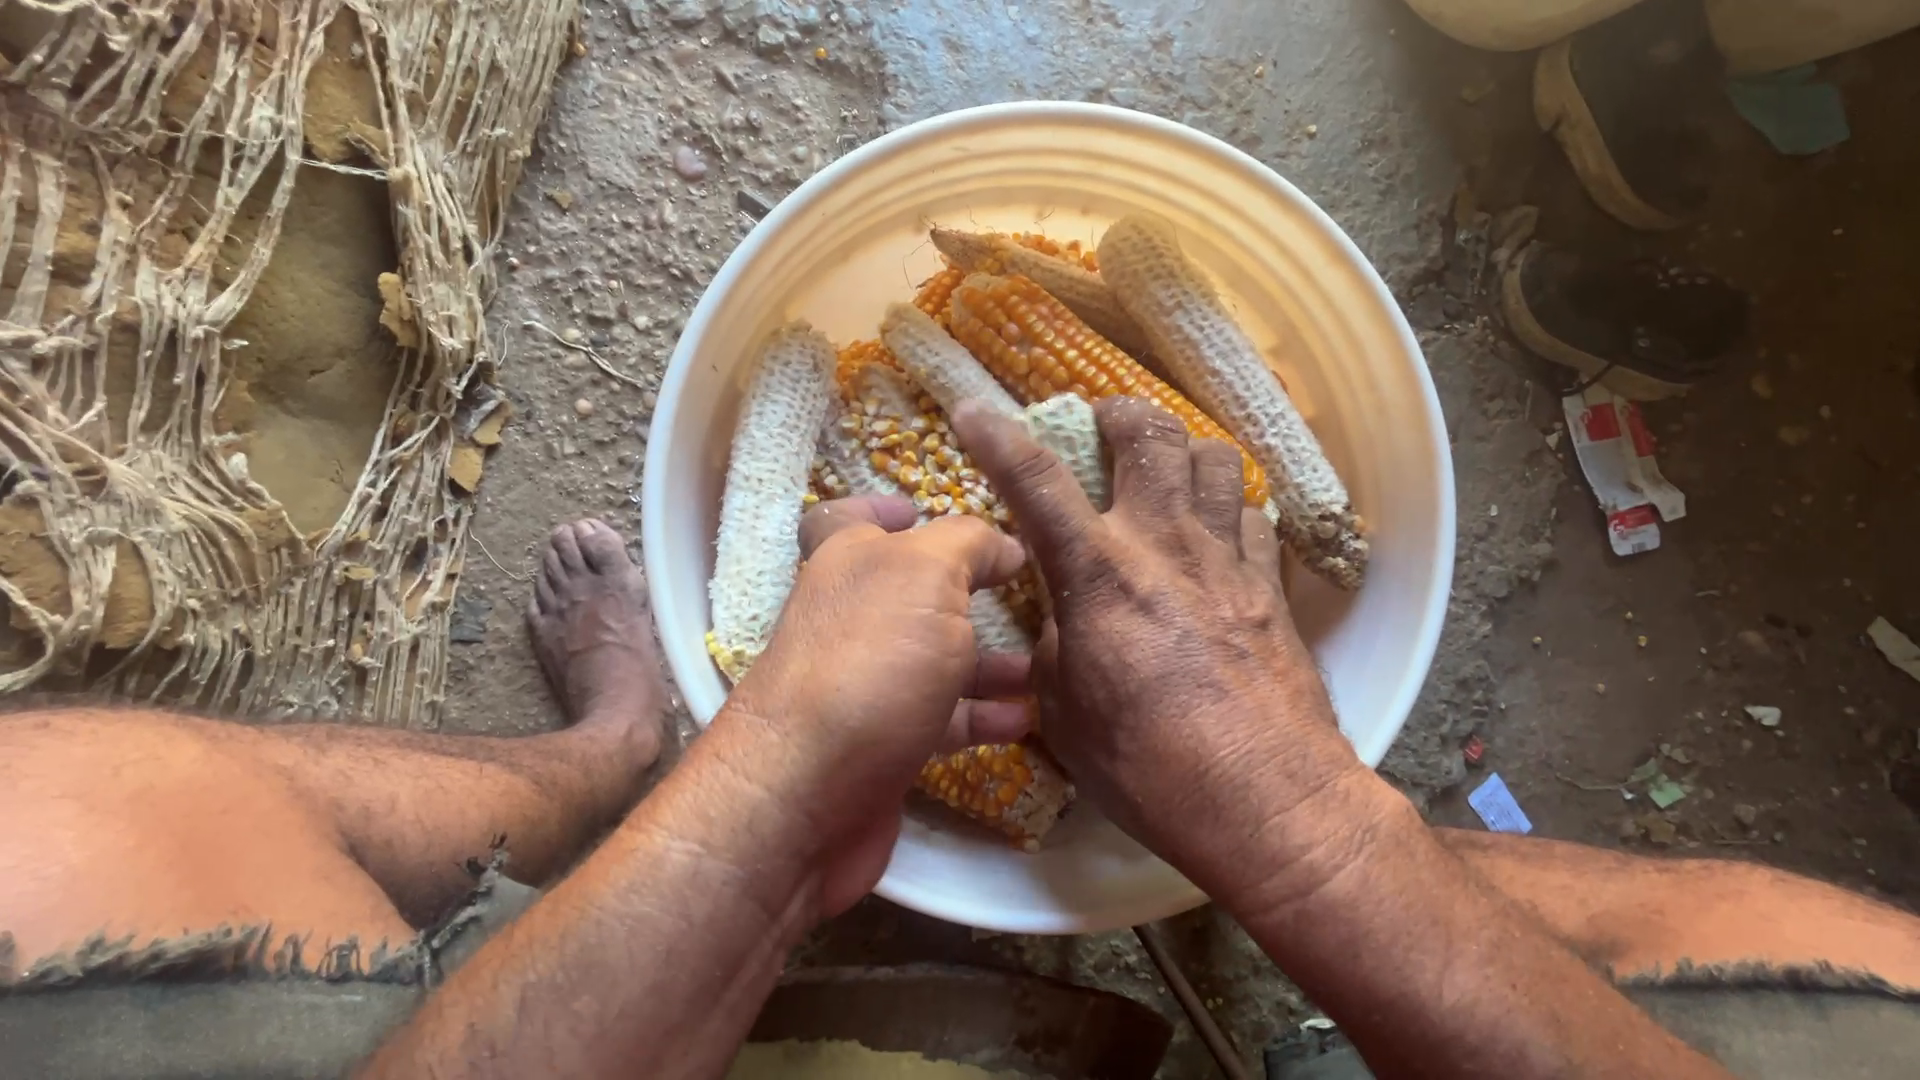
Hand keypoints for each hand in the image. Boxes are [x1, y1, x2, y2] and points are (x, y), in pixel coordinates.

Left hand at [719, 495, 1028, 914]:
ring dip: (989, 661)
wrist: (808, 798)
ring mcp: (865, 686)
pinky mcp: (884, 745)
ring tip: (1047, 664)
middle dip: (967, 593)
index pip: (843, 518)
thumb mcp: (926, 578)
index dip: (879, 508)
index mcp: (846, 563)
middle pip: (909, 594)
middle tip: (1027, 596)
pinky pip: (942, 720)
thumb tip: (1005, 546)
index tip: (923, 512)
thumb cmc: (869, 662)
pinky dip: (982, 716)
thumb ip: (968, 545)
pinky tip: (1027, 718)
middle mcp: (850, 619)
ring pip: (934, 661)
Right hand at [953, 398, 1382, 896]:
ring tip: (1166, 477)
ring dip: (1183, 455)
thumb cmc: (1144, 762)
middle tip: (1104, 427)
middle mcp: (1163, 544)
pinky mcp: (1271, 586)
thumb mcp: (1063, 707)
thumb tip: (1065, 616)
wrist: (1262, 798)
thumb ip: (1056, 642)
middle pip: (1149, 435)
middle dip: (1120, 415)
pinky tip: (1217, 538)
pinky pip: (1254, 517)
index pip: (1035, 481)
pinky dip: (1228, 511)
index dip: (997, 436)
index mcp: (1098, 572)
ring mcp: (1226, 559)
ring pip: (1215, 459)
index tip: (973, 410)